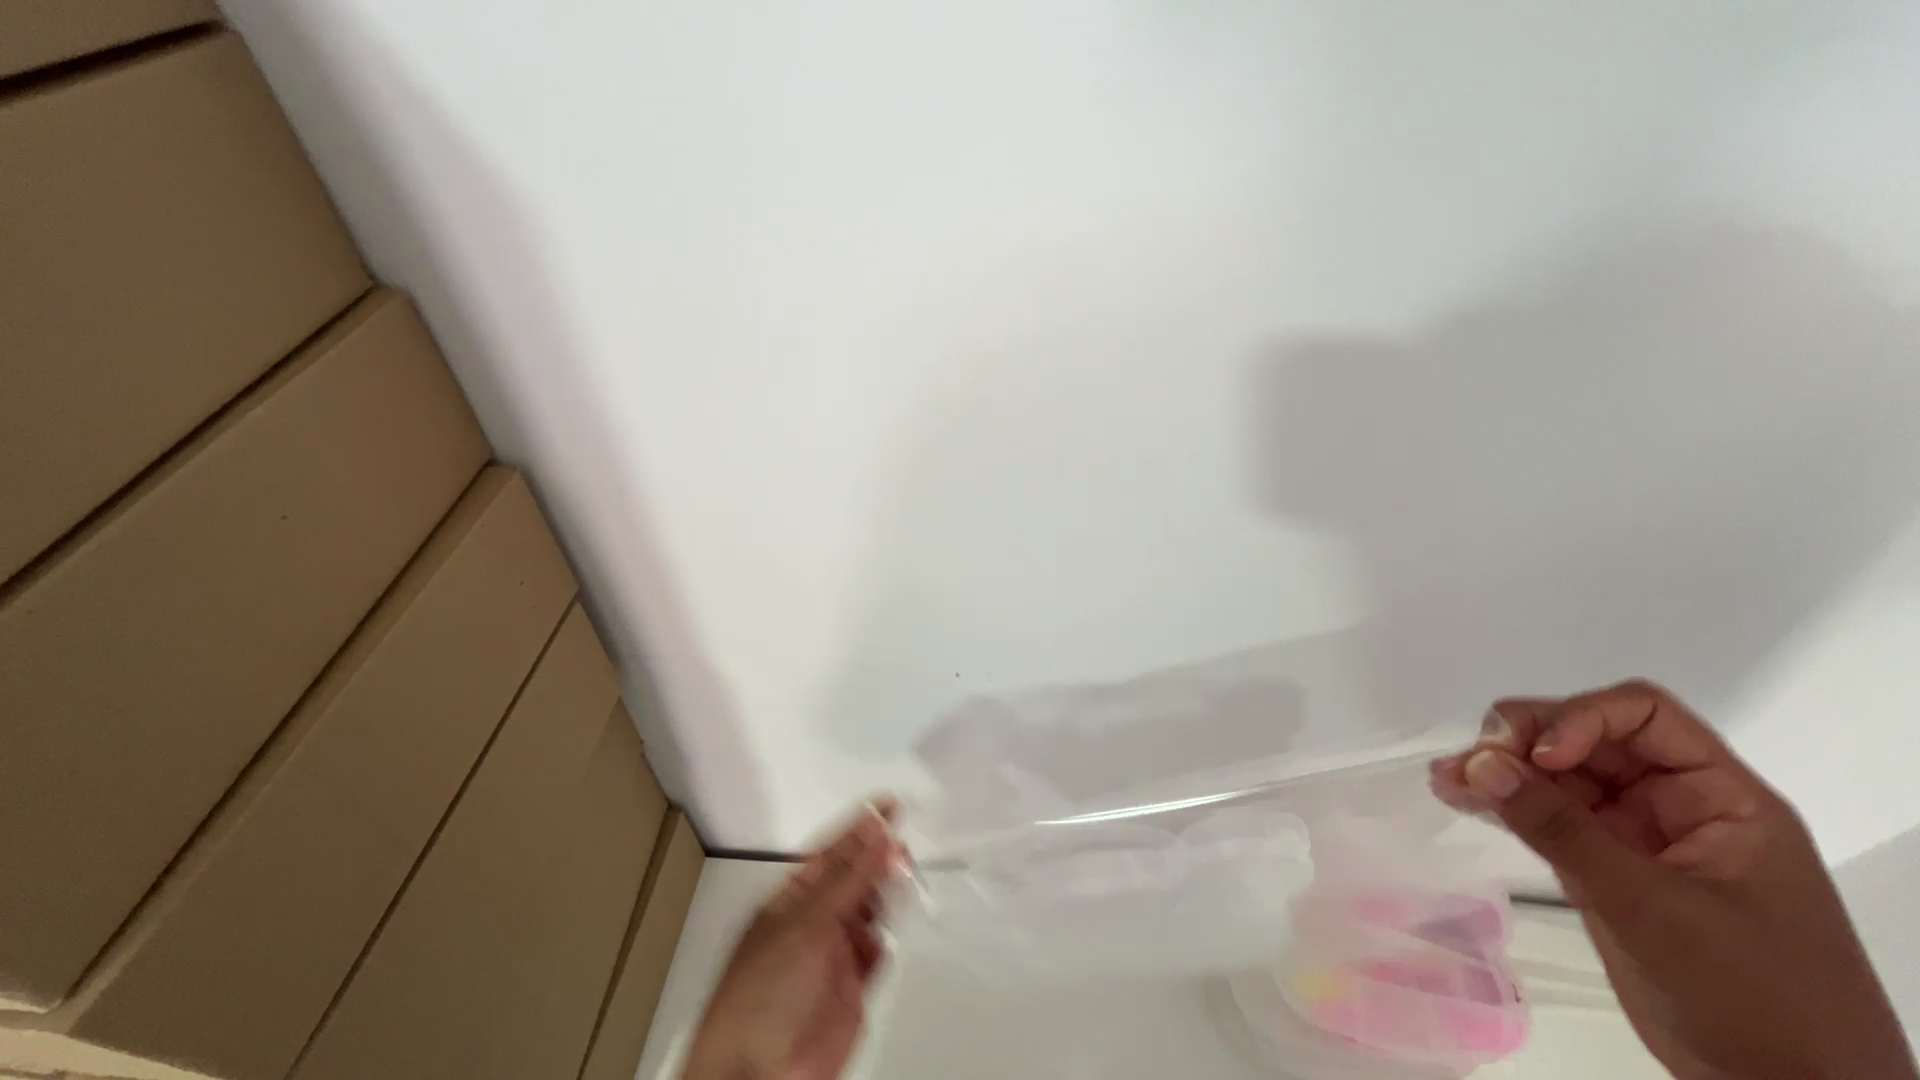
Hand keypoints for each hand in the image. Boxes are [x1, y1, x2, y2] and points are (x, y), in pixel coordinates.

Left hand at [683, 803, 900, 1079]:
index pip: (830, 851)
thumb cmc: (757, 999)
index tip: (888, 805)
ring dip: (886, 896)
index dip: (859, 827)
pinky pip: (876, 952)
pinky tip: (888, 932)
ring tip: (902, 879)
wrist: (761, 1074)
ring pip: (868, 912)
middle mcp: (810, 922)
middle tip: (902, 845)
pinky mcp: (850, 987)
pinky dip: (886, 940)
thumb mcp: (806, 925)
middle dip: (878, 860)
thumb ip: (848, 880)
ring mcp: (830, 954)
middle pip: (853, 879)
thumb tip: (875, 833)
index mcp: (788, 899)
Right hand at [1431, 680, 1914, 1079]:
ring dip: (1502, 770)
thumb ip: (1563, 830)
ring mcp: (1635, 837)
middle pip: (1590, 737)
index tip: (1539, 757)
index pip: (1643, 715)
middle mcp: (1674, 804)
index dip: (1582, 719)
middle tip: (1474, 763)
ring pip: (1558, 776)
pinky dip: (1504, 805)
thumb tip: (1480, 763)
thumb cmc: (1750, 996)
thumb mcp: (1653, 907)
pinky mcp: (1604, 870)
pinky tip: (1460, 798)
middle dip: (1527, 739)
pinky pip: (1547, 819)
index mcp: (1718, 796)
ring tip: (1447, 778)